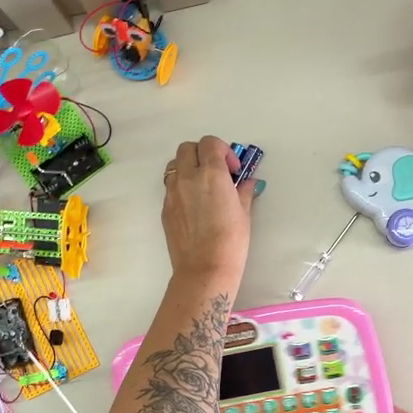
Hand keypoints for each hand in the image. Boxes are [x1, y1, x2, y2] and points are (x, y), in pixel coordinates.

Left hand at [162, 137, 253, 279]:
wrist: (204, 268)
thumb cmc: (231, 241)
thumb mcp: (244, 213)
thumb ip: (244, 191)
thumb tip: (247, 182)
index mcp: (211, 174)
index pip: (210, 143)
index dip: (223, 150)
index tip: (232, 169)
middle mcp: (188, 178)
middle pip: (187, 148)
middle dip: (202, 153)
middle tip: (216, 171)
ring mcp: (172, 193)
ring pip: (174, 165)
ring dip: (188, 167)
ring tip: (202, 185)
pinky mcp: (165, 208)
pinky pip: (171, 187)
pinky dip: (181, 187)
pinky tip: (194, 205)